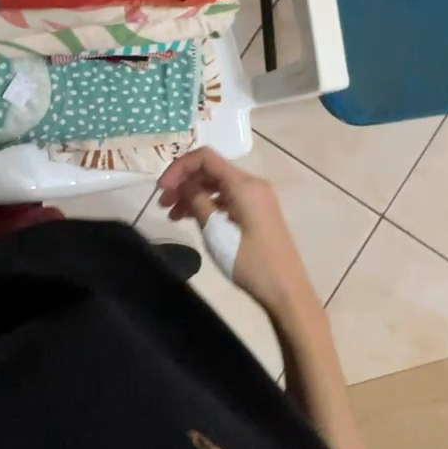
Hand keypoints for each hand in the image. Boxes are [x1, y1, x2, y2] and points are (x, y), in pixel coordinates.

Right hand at [155, 148, 315, 315]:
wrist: (286, 291)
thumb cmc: (250, 263)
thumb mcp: (216, 232)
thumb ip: (198, 201)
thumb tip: (184, 184)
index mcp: (244, 184)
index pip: (205, 158)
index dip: (179, 168)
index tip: (161, 188)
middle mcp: (252, 184)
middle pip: (210, 170)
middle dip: (183, 182)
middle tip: (163, 203)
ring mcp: (256, 198)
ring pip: (217, 185)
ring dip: (192, 194)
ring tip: (172, 215)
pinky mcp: (257, 212)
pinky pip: (227, 198)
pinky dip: (207, 204)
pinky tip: (191, 219)